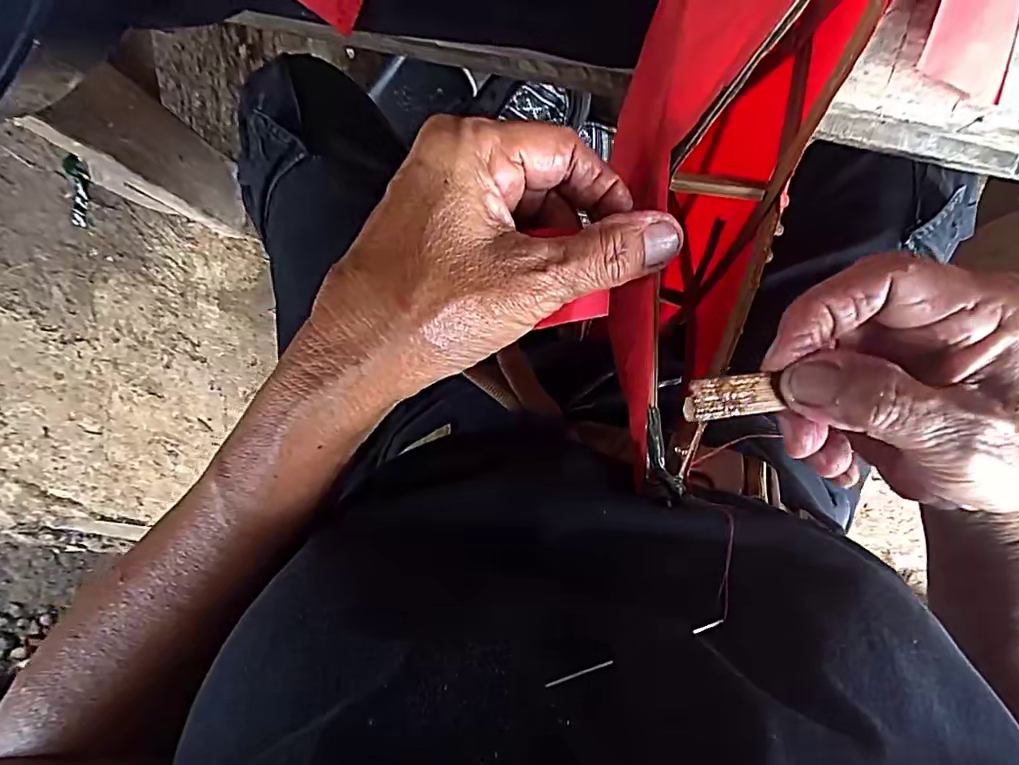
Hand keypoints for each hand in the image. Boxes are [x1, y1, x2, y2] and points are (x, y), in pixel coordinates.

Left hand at [293, 116, 683, 392]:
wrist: (361, 359)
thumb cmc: (417, 315)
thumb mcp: (533, 283)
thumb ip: (605, 256)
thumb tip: (657, 236)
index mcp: (473, 151)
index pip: (570, 153)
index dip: (611, 198)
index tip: (633, 236)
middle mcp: (453, 166)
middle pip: (549, 192)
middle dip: (578, 244)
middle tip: (597, 283)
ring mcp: (443, 204)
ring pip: (525, 226)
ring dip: (551, 269)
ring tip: (559, 310)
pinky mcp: (438, 241)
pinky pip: (499, 248)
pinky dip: (522, 280)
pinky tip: (529, 316)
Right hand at [761, 254, 1018, 521]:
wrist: (1004, 509)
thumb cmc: (1013, 469)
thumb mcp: (956, 437)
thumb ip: (882, 402)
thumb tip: (808, 377)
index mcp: (980, 312)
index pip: (886, 282)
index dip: (823, 311)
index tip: (785, 358)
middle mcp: (934, 324)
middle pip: (842, 325)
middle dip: (807, 378)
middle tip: (797, 421)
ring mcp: (900, 356)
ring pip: (821, 363)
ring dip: (806, 412)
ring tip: (819, 450)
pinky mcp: (874, 387)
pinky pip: (821, 396)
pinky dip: (815, 430)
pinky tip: (834, 457)